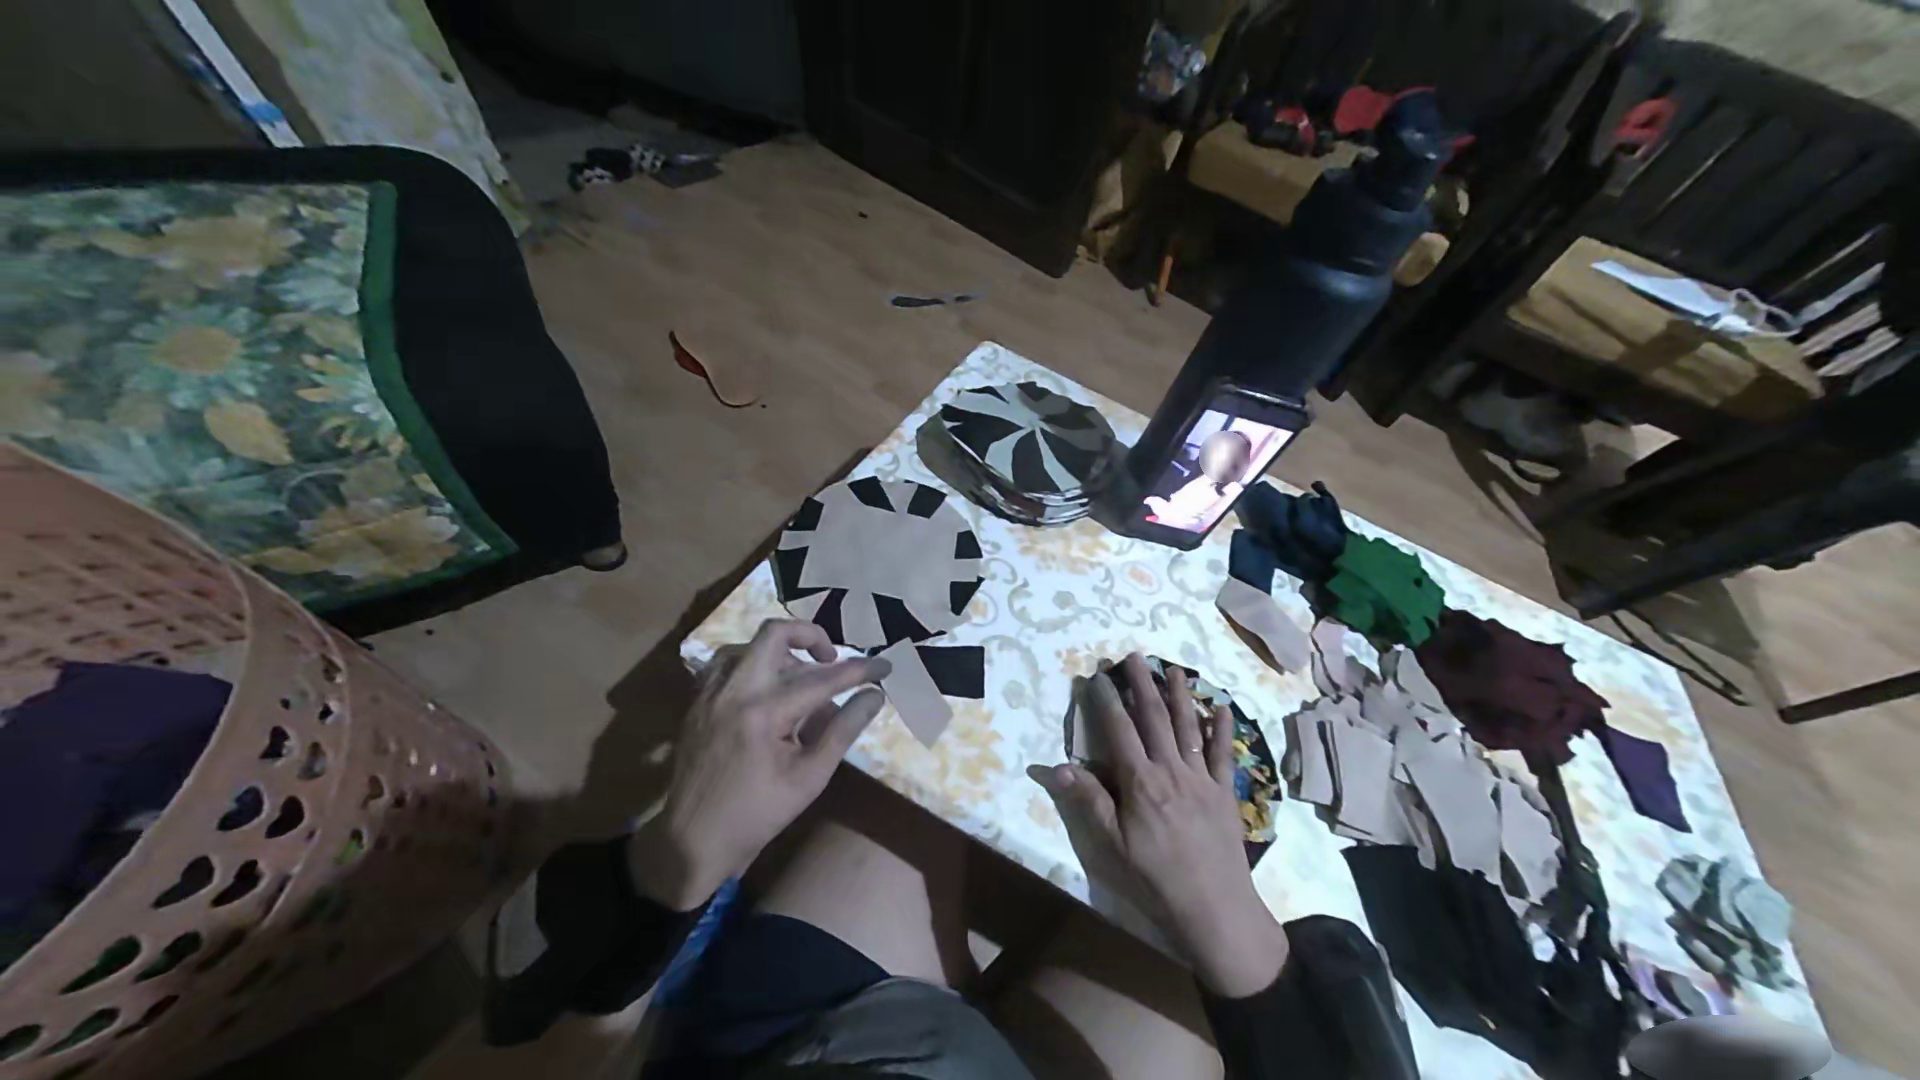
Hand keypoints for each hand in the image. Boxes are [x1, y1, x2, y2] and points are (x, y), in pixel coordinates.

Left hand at [628, 619, 889, 909]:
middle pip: (775, 633)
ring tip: (801, 681)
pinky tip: (767, 691)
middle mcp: (733, 691)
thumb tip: (875, 695)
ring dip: (781, 653)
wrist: (691, 841)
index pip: (822, 679)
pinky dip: (753, 666)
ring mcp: (710, 693)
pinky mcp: (697, 701)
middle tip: (832, 660)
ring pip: (749, 645)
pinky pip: (727, 664)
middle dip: (811, 637)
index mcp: (763, 712)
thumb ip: (844, 729)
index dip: (859, 670)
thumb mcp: (810, 777)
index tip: (885, 666)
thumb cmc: (758, 814)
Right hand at [1030, 654, 1288, 997]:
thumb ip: (1088, 801)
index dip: (1107, 701)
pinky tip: (1223, 708)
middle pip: (1154, 718)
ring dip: (1180, 696)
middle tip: (1134, 656)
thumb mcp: (1112, 845)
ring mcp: (1201, 778)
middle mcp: (1171, 770)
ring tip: (1173, 668)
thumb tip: (1057, 767)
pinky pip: (1223, 754)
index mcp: (1140, 782)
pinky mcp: (1225, 792)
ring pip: (1189, 728)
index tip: (1098, 676)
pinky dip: (1222, 729)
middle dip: (1142, 684)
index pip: (1119, 730)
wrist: (1214, 908)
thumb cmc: (1155, 878)